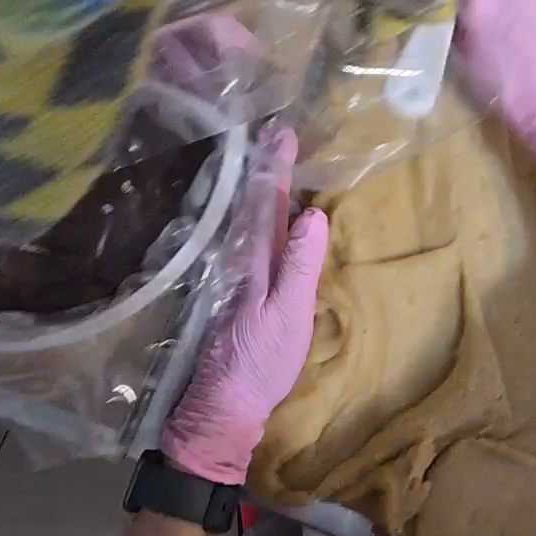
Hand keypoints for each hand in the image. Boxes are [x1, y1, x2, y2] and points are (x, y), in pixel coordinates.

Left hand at [161, 126, 328, 484]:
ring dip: (259, 185)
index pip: (265, 201)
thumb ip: (299, 264)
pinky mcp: (239, 289)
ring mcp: (237, 273)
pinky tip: (264, 213)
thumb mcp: (288, 313)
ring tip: (270, 160)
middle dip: (265, 165)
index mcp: (254, 258)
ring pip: (248, 218)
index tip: (283, 131)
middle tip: (276, 134)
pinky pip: (250, 237)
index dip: (275, 166)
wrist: (224, 403)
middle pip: (253, 202)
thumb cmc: (260, 360)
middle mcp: (241, 257)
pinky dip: (257, 214)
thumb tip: (312, 214)